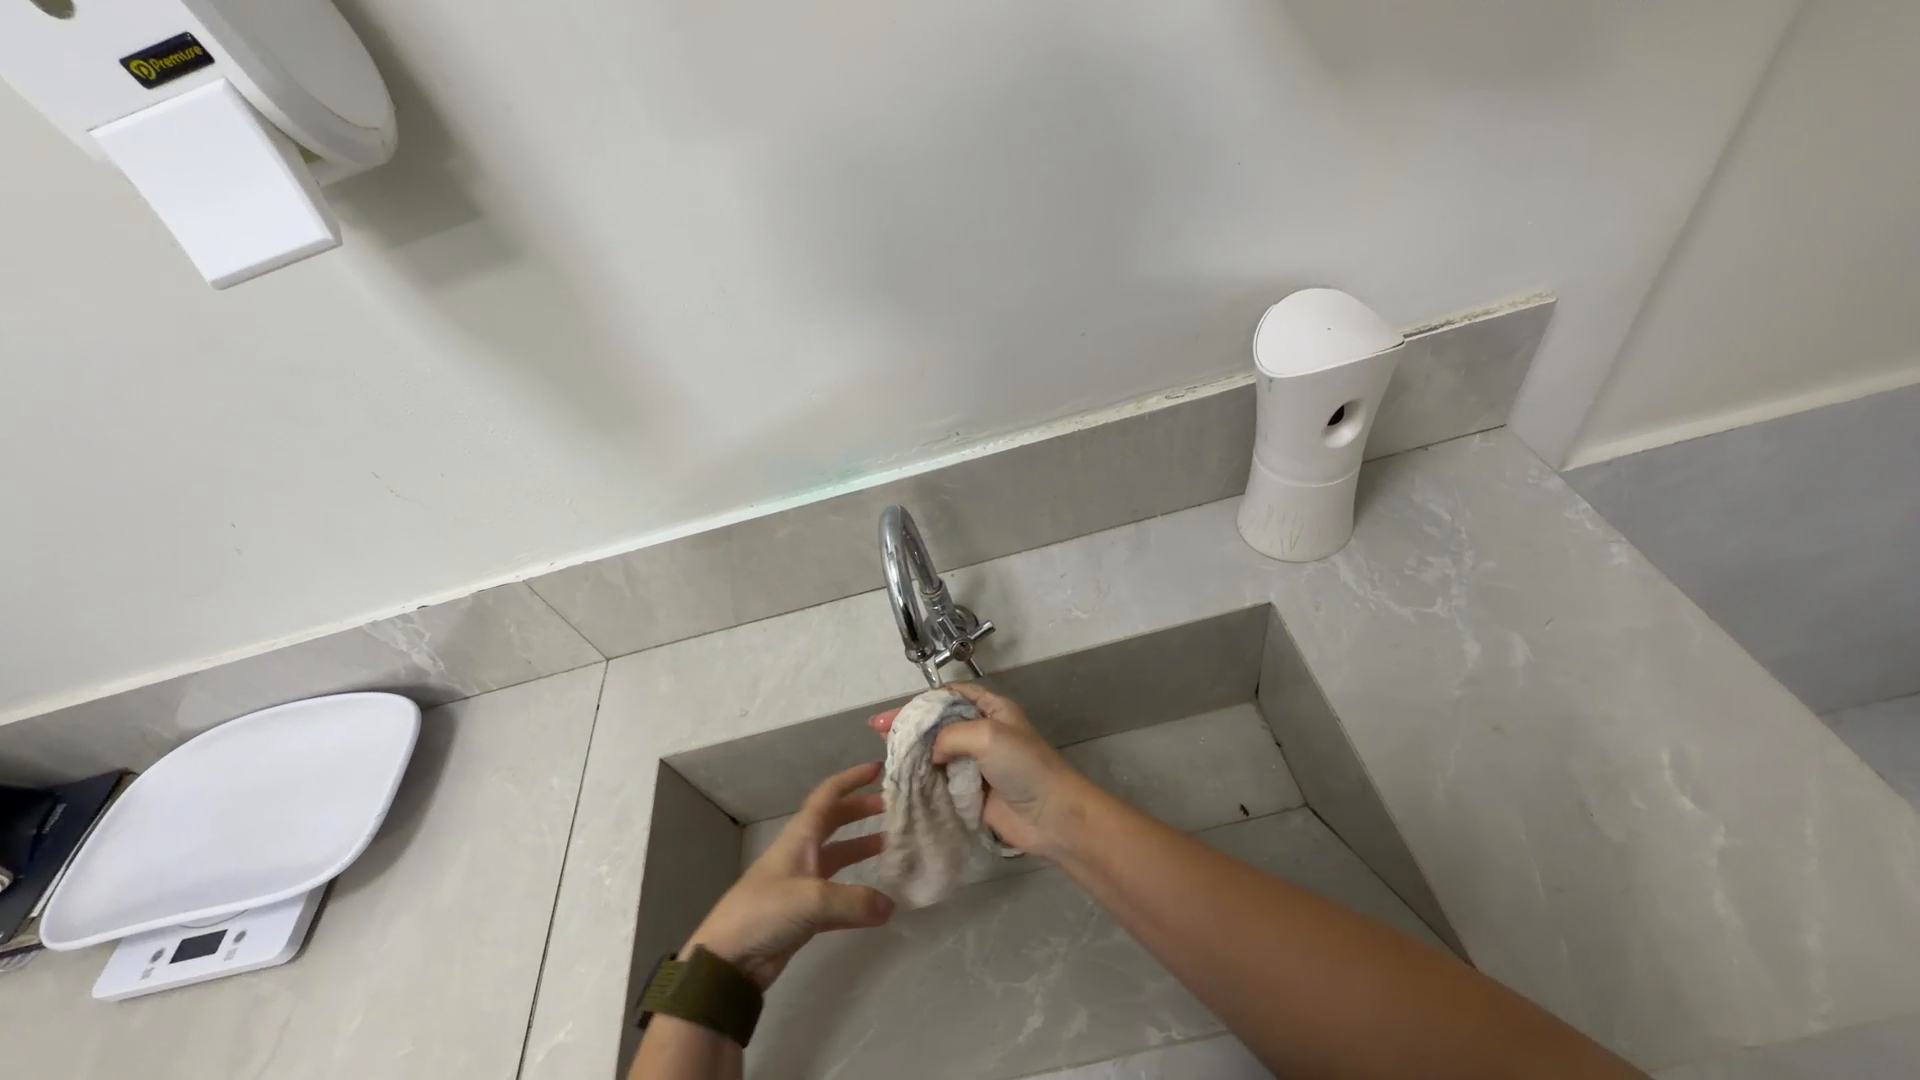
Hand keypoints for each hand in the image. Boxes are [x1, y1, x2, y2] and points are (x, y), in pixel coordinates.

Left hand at [682, 762, 894, 990]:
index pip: (827, 796)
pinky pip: (841, 895)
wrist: (729, 959)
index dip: (851, 779)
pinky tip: (882, 901)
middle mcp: (802, 853)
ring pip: (840, 857)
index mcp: (799, 837)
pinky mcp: (806, 913)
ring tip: (894, 845)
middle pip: (835, 821)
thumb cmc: (764, 912)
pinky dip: (860, 894)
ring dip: (864, 848)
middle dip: (862, 810)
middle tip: (894, 807)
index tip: (878, 769)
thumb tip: (890, 906)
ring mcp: (804, 883)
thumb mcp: (812, 900)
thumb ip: (855, 901)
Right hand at [868, 682, 1093, 859]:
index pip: (949, 696)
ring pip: (936, 754)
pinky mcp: (972, 793)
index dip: (920, 702)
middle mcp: (982, 732)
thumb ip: (950, 734)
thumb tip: (932, 752)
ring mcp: (976, 764)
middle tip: (877, 732)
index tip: (891, 714)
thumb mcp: (987, 734)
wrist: (1051, 815)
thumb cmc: (1023, 766)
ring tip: (885, 757)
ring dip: (912, 755)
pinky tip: (901, 782)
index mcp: (991, 709)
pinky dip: (922, 781)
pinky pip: (941, 782)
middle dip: (909, 727)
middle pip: (938, 724)